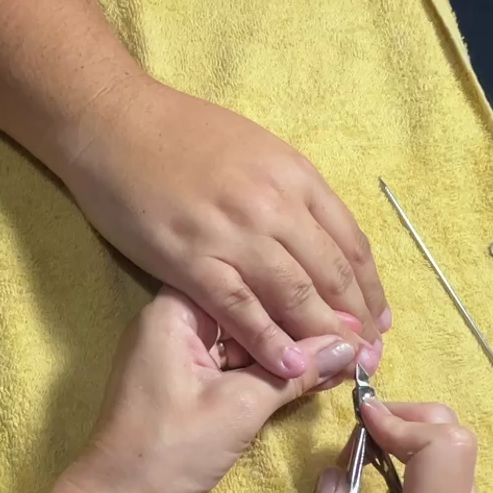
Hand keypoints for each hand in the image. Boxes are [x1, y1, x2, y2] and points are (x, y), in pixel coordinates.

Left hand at [41, 288, 355, 492]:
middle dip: (300, 327)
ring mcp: (178, 346)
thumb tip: (351, 345)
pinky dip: (267, 368)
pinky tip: (311, 374)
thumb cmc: (171, 447)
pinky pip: (233, 359)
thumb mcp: (241, 406)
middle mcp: (174, 317)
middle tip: (359, 338)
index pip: (246, 283)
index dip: (300, 297)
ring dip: (288, 350)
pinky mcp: (184, 373)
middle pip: (248, 307)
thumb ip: (296, 371)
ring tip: (345, 358)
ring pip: (245, 335)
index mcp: (175, 310)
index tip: (352, 313)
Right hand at [56, 78, 388, 378]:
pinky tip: (289, 367)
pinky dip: (269, 341)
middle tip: (370, 358)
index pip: (349, 243)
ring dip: (323, 337)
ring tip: (341, 369)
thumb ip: (287, 190)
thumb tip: (314, 234)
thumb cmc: (178, 130)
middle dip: (357, 322)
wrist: (113, 123)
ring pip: (294, 295)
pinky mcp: (191, 260)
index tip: (379, 320)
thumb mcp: (253, 147)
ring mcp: (233, 234)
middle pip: (330, 275)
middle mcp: (274, 205)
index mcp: (294, 175)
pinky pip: (240, 308)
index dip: (369, 289)